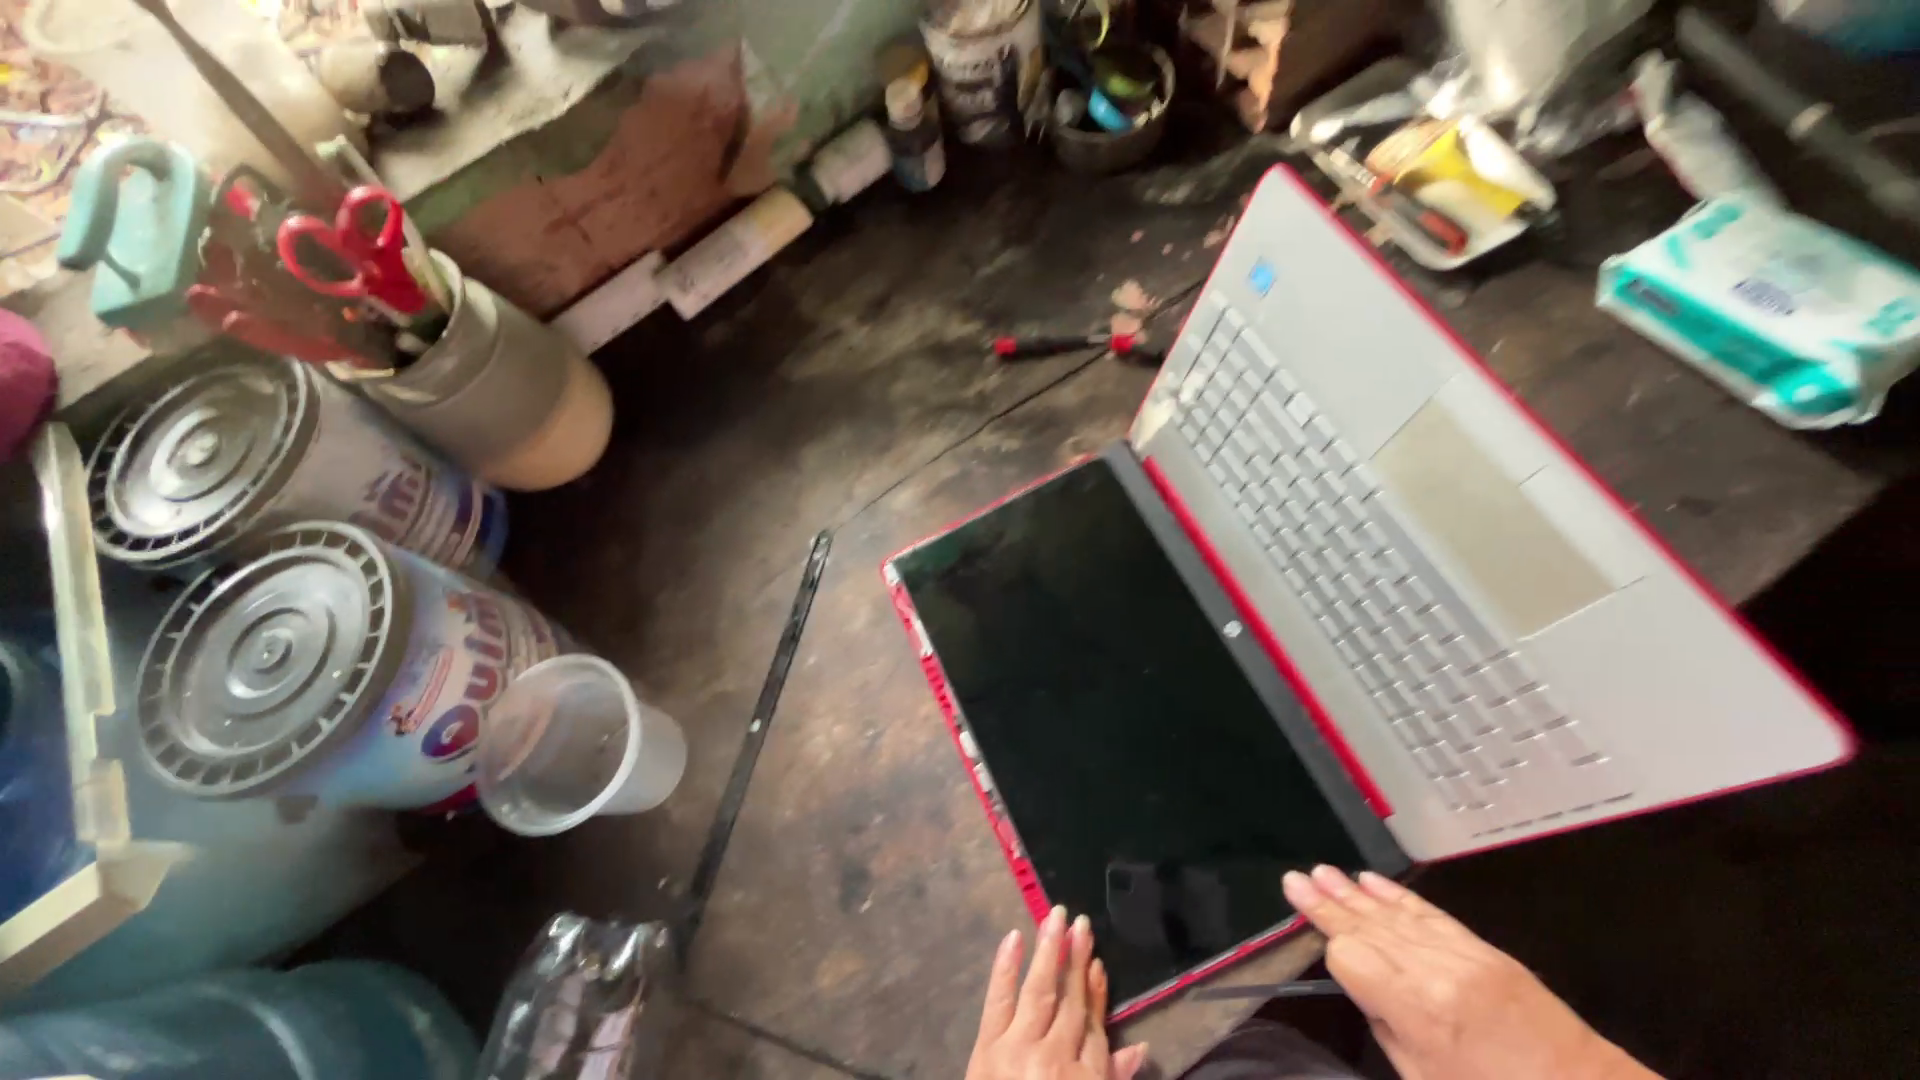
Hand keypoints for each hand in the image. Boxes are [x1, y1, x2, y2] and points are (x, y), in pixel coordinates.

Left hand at [966, 906, 1151, 1079]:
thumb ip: (1112, 1079)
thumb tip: (1140, 1050)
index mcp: (1085, 1079)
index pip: (1094, 1027)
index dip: (1096, 993)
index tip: (1097, 962)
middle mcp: (1057, 1058)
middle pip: (1070, 1003)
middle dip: (1076, 960)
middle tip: (1081, 922)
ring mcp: (1020, 1049)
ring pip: (1040, 991)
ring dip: (1050, 951)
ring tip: (1055, 916)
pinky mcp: (987, 1048)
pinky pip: (999, 1000)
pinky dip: (1005, 968)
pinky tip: (1013, 939)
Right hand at [1284, 867, 1662, 1079]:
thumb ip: (1387, 1027)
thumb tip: (1365, 987)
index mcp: (1418, 1010)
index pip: (1351, 956)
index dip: (1330, 947)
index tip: (1307, 933)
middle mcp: (1437, 971)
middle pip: (1369, 927)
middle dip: (1329, 903)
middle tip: (1295, 878)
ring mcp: (1464, 956)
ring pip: (1396, 915)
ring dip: (1355, 893)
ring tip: (1323, 873)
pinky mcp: (1486, 951)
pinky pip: (1432, 915)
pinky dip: (1399, 897)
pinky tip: (1372, 882)